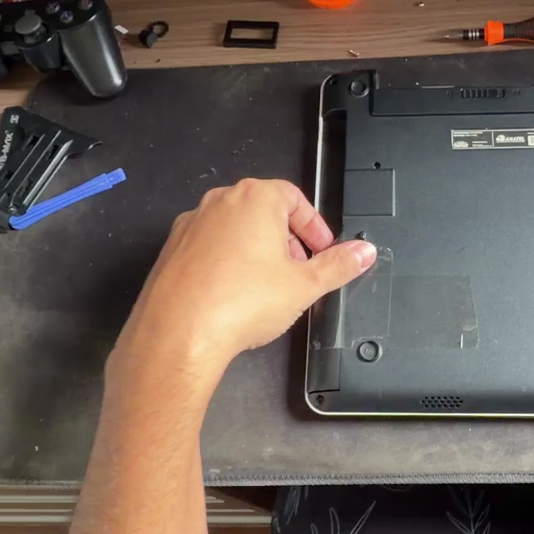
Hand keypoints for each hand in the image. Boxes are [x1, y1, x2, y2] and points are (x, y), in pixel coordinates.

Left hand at [109, 179, 376, 406]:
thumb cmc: (241, 302)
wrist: (178, 334)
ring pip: (234, 229)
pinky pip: (208, 248)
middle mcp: (219, 202)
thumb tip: (363, 252)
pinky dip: (226, 263)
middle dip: (287, 239)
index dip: (314, 226)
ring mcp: (190, 224)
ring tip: (268, 287)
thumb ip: (338, 265)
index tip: (323, 250)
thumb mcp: (304, 285)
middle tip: (299, 271)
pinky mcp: (170, 250)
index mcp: (255, 198)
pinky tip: (234, 296)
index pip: (295, 198)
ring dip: (256, 251)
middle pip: (263, 211)